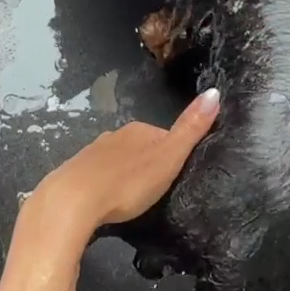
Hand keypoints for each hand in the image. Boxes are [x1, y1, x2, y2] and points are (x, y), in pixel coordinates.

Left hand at [29, 89, 218, 231]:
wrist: (74, 200)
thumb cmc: (128, 182)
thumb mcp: (168, 157)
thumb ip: (190, 128)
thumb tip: (215, 91)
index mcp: (139, 130)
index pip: (165, 137)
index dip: (175, 155)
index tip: (180, 175)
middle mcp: (115, 135)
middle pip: (140, 147)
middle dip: (149, 164)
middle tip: (159, 191)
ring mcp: (93, 153)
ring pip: (118, 160)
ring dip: (127, 174)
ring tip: (135, 198)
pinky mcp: (77, 172)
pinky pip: (100, 175)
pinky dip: (108, 183)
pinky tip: (109, 199)